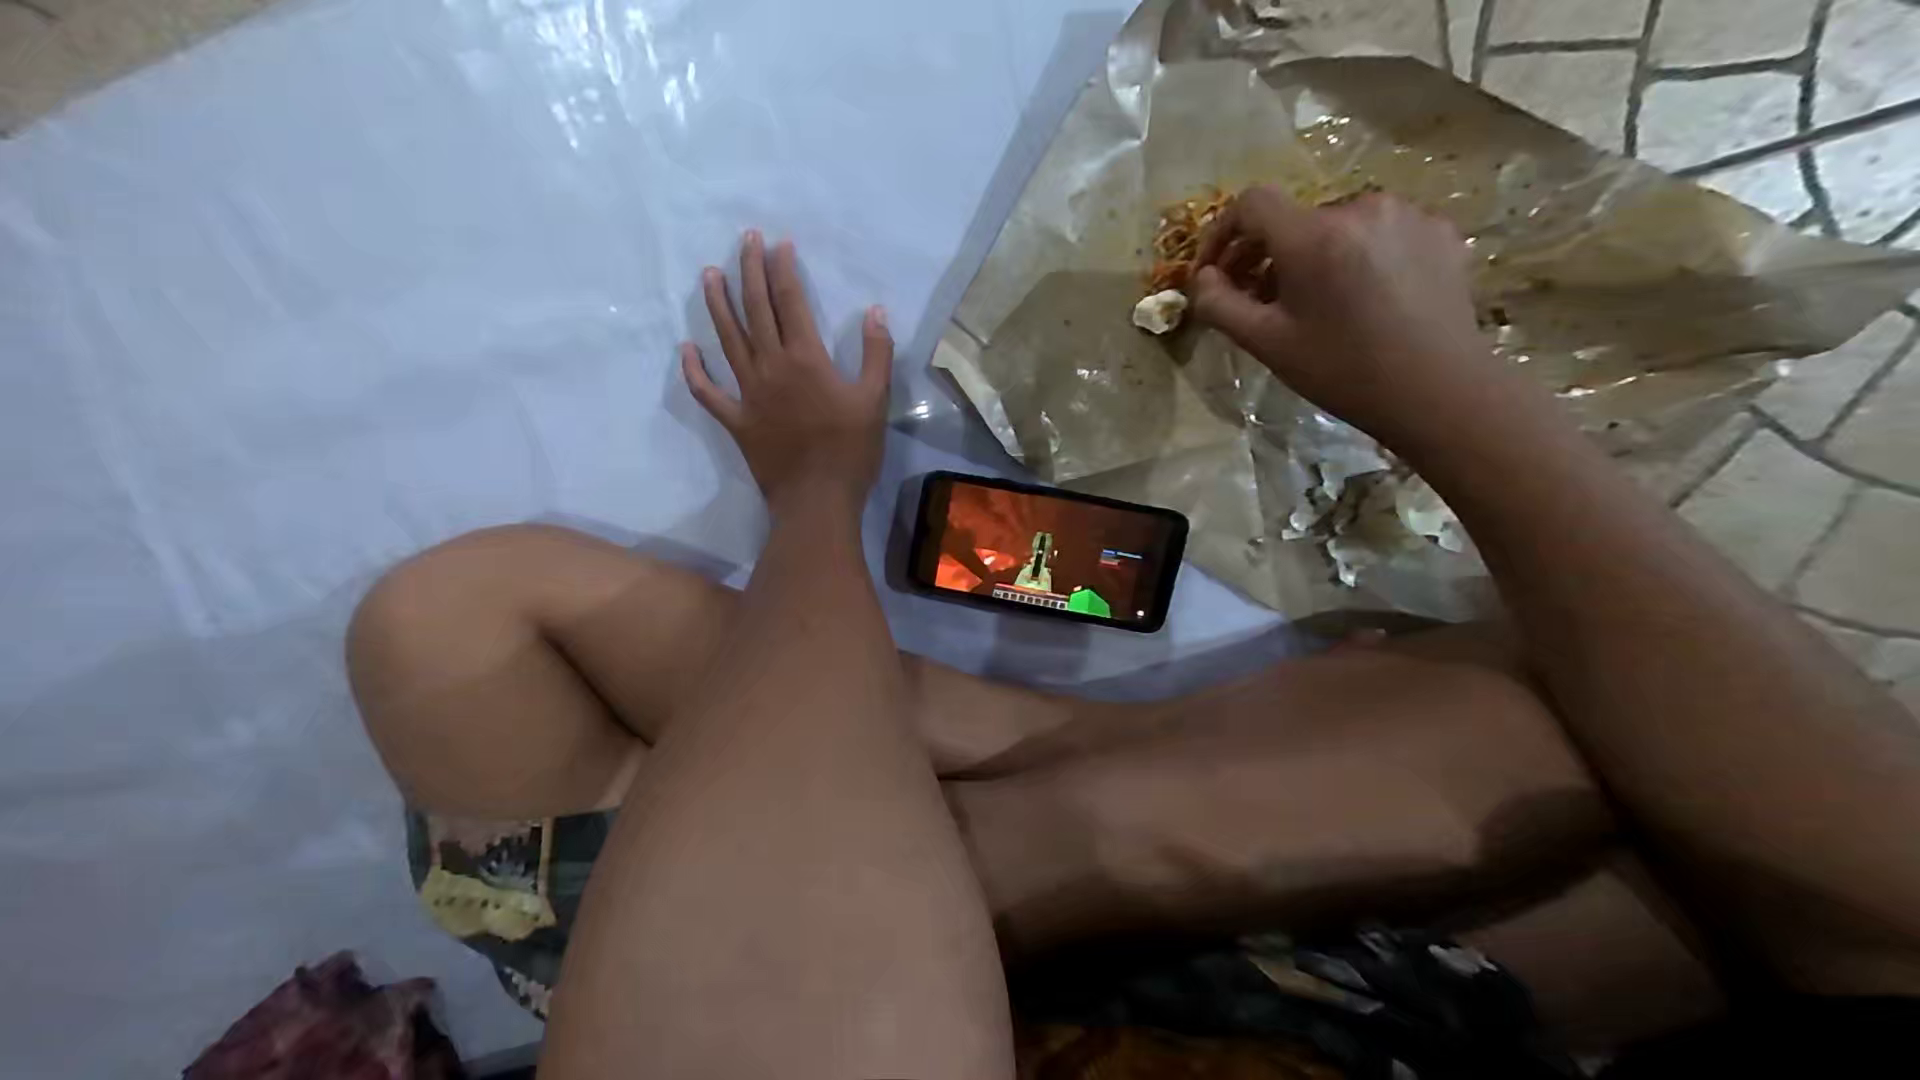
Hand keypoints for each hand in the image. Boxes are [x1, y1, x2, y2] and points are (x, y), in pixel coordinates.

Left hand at [682, 231, 891, 517]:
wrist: (817, 499)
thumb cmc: (851, 450)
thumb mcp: (875, 400)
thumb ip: (876, 354)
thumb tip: (875, 312)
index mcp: (806, 359)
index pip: (790, 301)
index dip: (783, 270)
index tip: (779, 244)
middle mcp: (770, 367)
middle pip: (755, 310)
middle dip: (749, 271)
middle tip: (744, 240)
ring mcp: (748, 393)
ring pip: (727, 340)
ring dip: (718, 305)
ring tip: (710, 274)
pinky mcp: (736, 420)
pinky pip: (708, 392)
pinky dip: (695, 371)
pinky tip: (687, 350)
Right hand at [1191, 187, 1541, 449]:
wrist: (1438, 391)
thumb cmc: (1342, 371)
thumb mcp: (1266, 344)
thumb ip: (1220, 305)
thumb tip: (1202, 278)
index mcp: (1314, 236)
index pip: (1251, 203)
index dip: (1221, 232)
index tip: (1215, 270)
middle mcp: (1361, 207)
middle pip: (1294, 219)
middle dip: (1267, 254)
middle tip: (1260, 300)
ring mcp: (1407, 214)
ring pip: (1336, 225)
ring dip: (1312, 256)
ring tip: (1314, 302)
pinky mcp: (1439, 230)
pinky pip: (1377, 233)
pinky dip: (1355, 256)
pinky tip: (1360, 297)